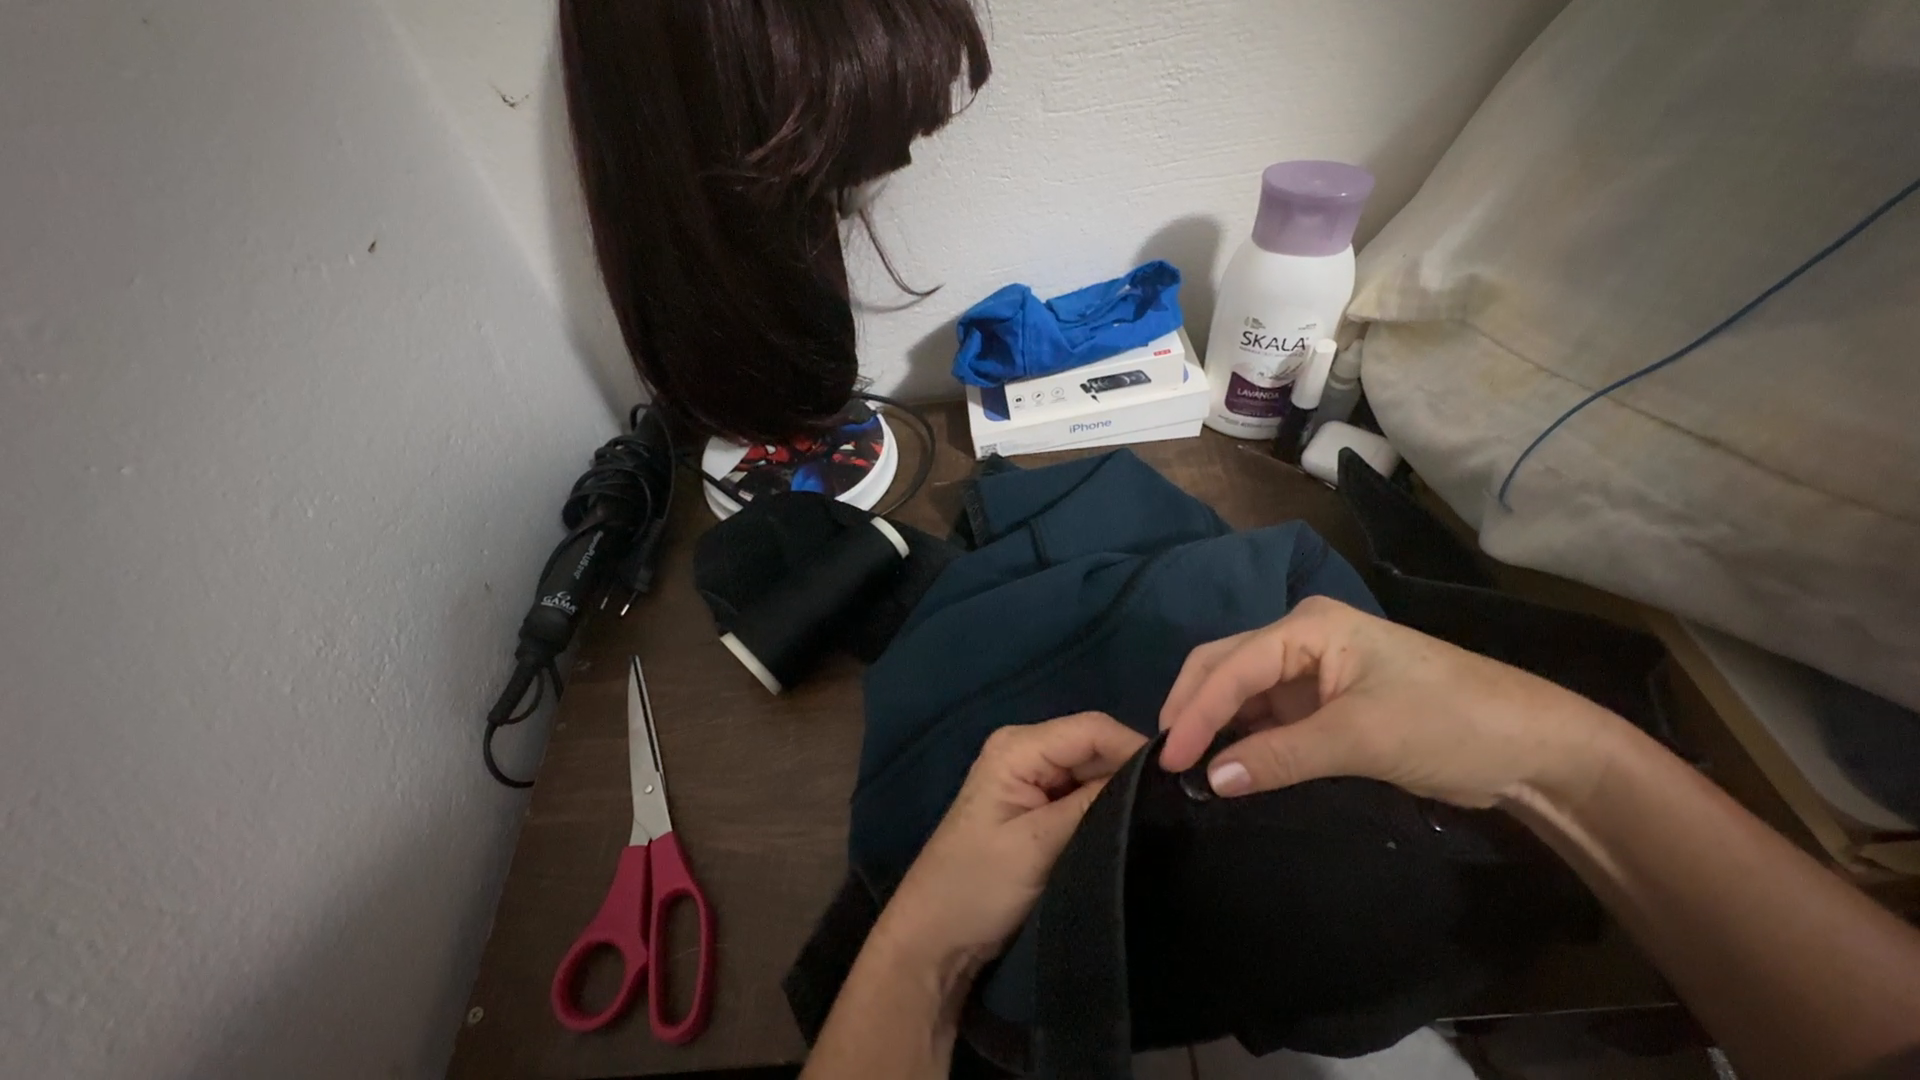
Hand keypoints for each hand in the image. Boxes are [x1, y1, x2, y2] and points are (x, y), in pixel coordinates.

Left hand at [874, 713, 1148, 979]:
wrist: (936, 938)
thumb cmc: (979, 885)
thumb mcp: (1040, 843)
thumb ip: (1093, 803)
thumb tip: (1153, 776)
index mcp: (1018, 746)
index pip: (1093, 728)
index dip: (1136, 749)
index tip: (1178, 784)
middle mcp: (1025, 750)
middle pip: (1095, 746)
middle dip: (1132, 772)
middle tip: (1175, 808)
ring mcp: (1031, 779)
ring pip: (1094, 771)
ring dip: (1121, 793)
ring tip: (1159, 820)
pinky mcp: (1038, 807)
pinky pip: (1083, 794)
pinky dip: (1105, 809)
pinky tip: (1129, 828)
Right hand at [1157, 597, 1619, 808]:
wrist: (1535, 748)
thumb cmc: (1449, 722)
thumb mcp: (1361, 738)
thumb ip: (1281, 757)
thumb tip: (1211, 782)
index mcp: (1309, 626)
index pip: (1232, 667)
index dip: (1195, 713)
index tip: (1168, 761)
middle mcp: (1302, 639)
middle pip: (1225, 667)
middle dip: (1192, 709)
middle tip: (1164, 759)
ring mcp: (1312, 671)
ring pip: (1241, 692)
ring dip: (1213, 725)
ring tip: (1184, 766)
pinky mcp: (1323, 703)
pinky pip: (1266, 717)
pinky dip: (1242, 739)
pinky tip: (1223, 764)